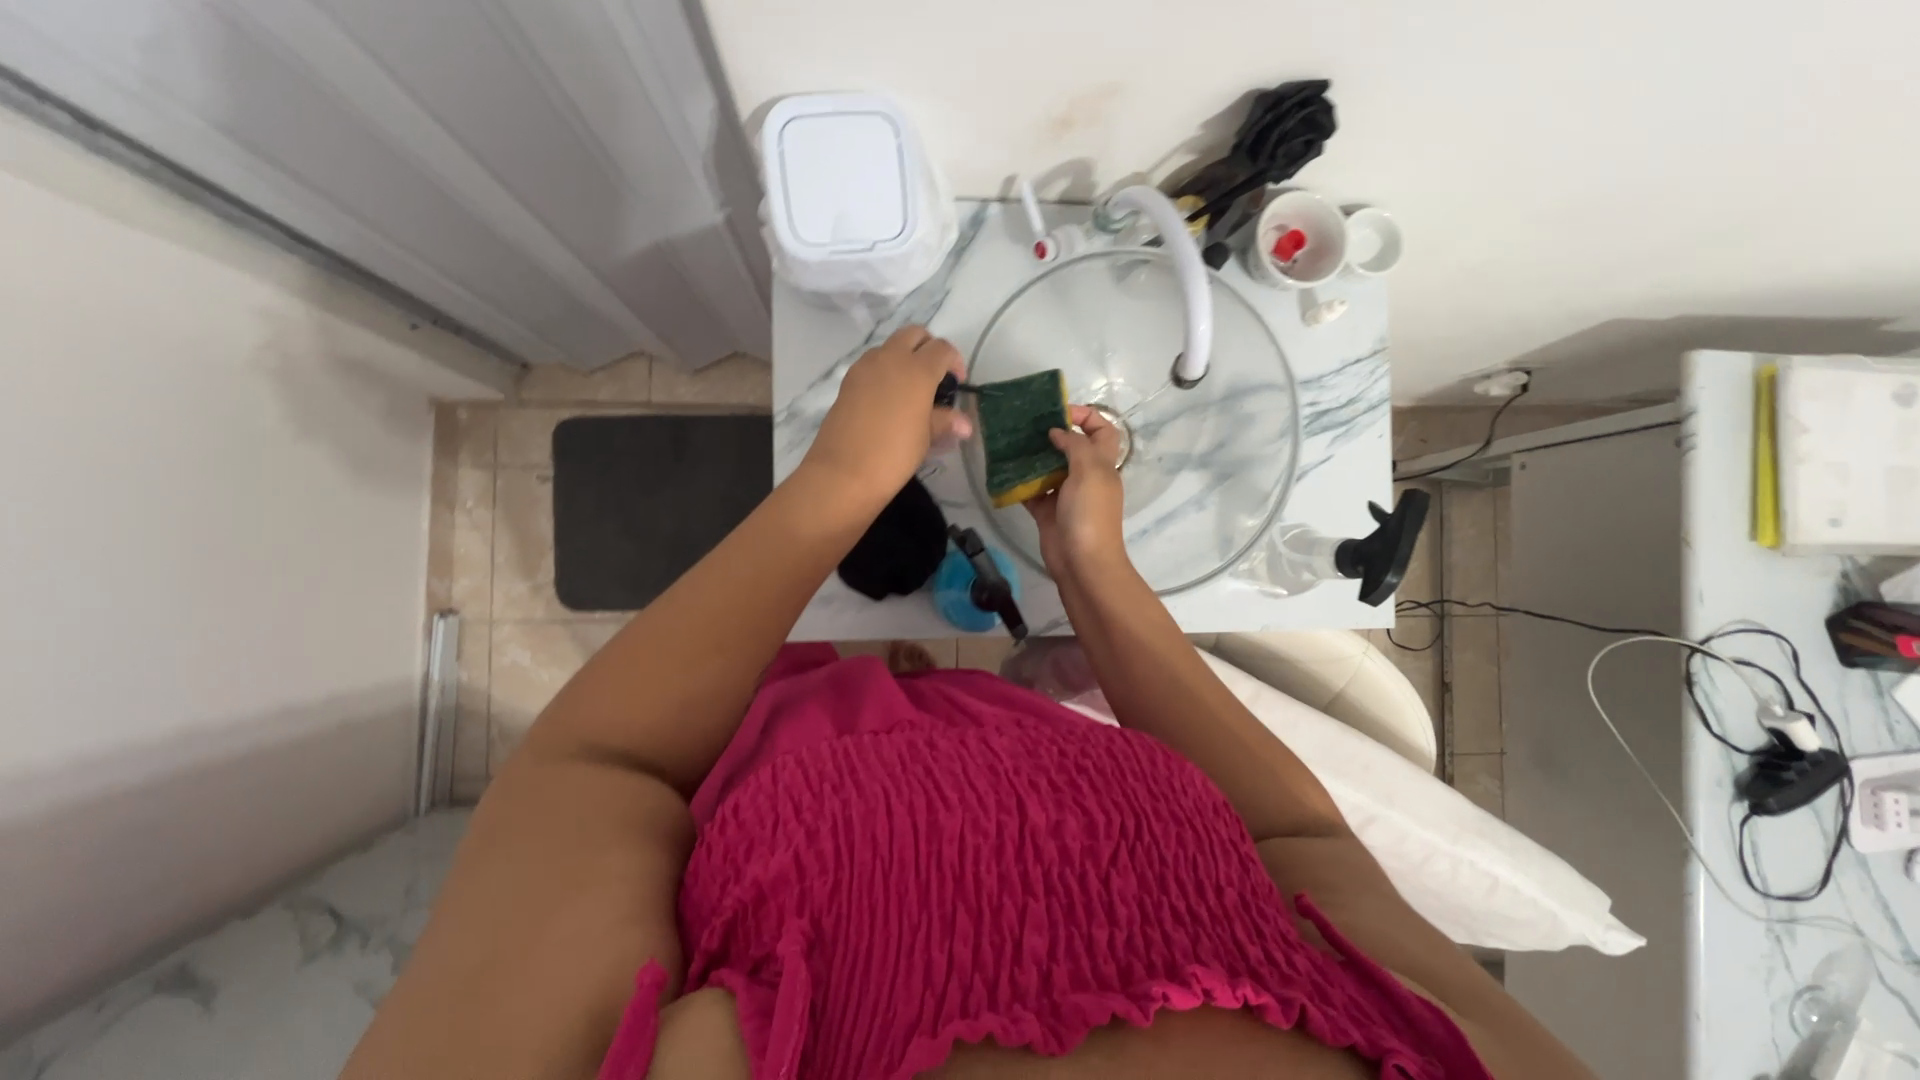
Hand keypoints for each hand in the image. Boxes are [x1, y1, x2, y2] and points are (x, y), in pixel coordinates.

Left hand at [800, 326, 972, 499]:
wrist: (842, 472)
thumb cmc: (893, 454)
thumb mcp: (925, 438)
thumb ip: (944, 422)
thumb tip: (964, 424)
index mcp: (917, 370)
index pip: (942, 349)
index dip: (954, 361)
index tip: (957, 382)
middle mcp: (891, 359)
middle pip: (914, 334)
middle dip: (928, 347)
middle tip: (935, 374)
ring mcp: (865, 367)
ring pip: (890, 346)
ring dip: (904, 356)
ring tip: (910, 388)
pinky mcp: (848, 381)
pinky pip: (871, 363)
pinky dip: (884, 369)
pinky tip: (887, 398)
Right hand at [1025, 404, 1126, 578]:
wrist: (1082, 562)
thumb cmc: (1090, 513)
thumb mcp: (1089, 470)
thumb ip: (1075, 444)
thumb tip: (1057, 432)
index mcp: (1103, 464)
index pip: (1103, 431)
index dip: (1088, 417)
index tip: (1060, 412)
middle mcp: (1085, 477)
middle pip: (1072, 447)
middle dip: (1052, 434)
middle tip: (1027, 425)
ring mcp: (1065, 495)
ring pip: (1048, 468)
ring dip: (1032, 457)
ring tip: (1011, 442)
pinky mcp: (1047, 511)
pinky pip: (1031, 492)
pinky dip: (1019, 483)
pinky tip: (1003, 472)